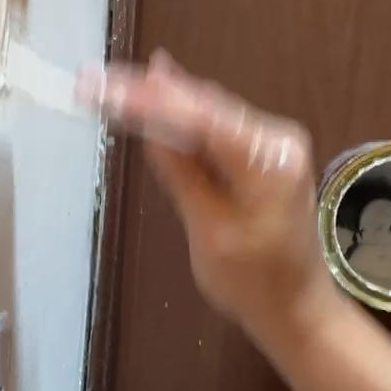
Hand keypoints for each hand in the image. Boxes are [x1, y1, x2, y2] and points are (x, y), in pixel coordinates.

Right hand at [83, 50, 342, 342]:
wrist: (297, 310)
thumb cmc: (253, 282)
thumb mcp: (209, 232)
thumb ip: (183, 174)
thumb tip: (150, 127)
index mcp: (267, 160)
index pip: (197, 118)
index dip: (145, 100)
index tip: (101, 88)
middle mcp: (276, 138)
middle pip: (201, 106)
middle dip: (145, 91)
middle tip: (93, 80)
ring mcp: (272, 143)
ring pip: (205, 111)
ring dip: (158, 97)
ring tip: (111, 80)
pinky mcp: (262, 154)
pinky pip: (215, 126)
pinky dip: (181, 113)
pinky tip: (157, 85)